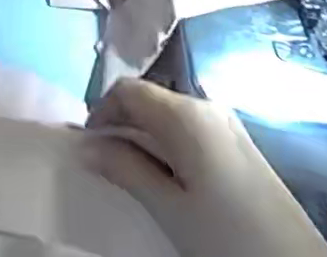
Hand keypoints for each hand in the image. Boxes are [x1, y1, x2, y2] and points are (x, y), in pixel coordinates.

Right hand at [83, 79, 326, 256]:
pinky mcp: (239, 143)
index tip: (87, 145)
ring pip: (168, 113)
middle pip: (149, 98)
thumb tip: (87, 145)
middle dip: (121, 122)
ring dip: (143, 133)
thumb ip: (126, 169)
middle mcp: (206, 105)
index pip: (127, 89)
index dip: (100, 110)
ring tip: (131, 171)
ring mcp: (226, 122)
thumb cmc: (227, 238)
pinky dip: (167, 142)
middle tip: (103, 161)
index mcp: (185, 114)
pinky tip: (166, 175)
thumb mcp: (170, 209)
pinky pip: (190, 128)